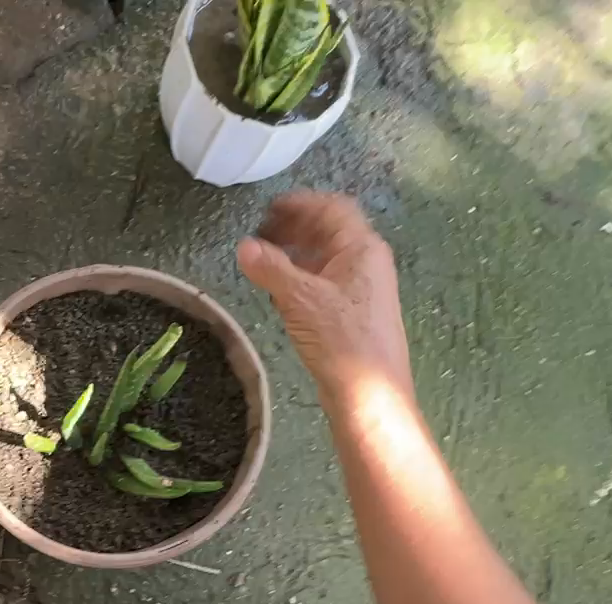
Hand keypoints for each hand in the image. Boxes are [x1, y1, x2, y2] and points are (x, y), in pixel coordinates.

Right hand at [237, 192, 412, 403]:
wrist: (368, 392)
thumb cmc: (341, 339)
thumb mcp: (301, 300)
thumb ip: (271, 270)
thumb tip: (243, 246)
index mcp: (362, 249)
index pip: (332, 208)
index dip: (300, 203)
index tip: (268, 208)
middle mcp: (365, 263)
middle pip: (329, 232)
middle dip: (294, 228)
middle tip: (260, 233)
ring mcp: (359, 290)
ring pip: (324, 259)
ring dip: (294, 254)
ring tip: (264, 260)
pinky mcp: (350, 314)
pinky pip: (323, 283)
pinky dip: (300, 278)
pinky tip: (280, 291)